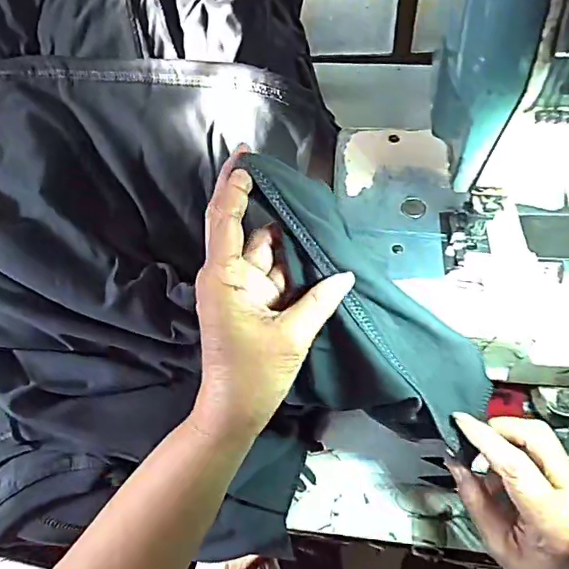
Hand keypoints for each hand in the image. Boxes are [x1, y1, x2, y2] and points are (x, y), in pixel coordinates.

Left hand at [190, 149, 355, 440]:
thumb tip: (344, 274)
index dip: (235, 185)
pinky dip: (291, 264)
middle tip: (283, 177)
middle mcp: (227, 277)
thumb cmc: (253, 375)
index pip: (226, 219)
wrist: (234, 412)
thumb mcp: (291, 336)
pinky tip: (314, 251)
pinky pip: (272, 272)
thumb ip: (319, 300)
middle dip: (262, 203)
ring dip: (287, 239)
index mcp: (224, 278)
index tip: (245, 157)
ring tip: (317, 218)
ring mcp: (238, 289)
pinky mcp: (250, 302)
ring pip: (265, 251)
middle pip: (245, 229)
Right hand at [449, 413, 568, 568]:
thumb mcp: (499, 546)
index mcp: (554, 520)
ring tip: (498, 474)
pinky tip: (524, 484)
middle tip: (477, 438)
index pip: (514, 462)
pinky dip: (533, 460)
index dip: (484, 437)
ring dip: (515, 446)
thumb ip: (475, 500)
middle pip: (537, 435)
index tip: (461, 422)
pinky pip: (556, 454)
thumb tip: (456, 463)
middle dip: (501, 427)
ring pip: (545, 442)